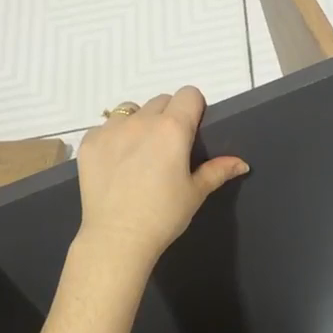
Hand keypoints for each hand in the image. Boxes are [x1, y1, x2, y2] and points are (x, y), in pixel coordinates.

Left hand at [75, 86, 247, 261]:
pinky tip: (117, 165)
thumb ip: (217, 171)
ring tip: (140, 153)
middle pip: (161, 101)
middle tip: (169, 148)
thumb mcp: (195, 193)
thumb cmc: (163, 216)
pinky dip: (115, 138)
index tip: (194, 131)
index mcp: (172, 129)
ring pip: (131, 110)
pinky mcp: (90, 142)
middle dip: (169, 116)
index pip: (189, 95)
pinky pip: (105, 128)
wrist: (118, 237)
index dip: (195, 109)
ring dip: (140, 123)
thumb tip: (242, 163)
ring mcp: (111, 129)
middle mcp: (141, 121)